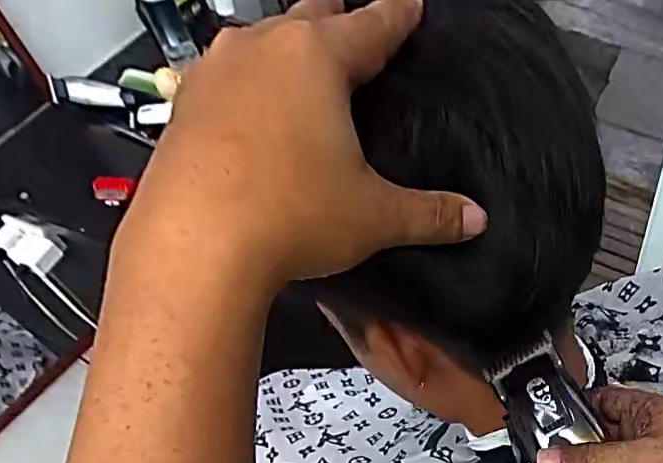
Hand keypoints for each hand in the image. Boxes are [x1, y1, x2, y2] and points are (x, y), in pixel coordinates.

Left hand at [118, 0, 485, 285]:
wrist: (201, 240)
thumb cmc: (292, 213)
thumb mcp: (376, 217)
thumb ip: (430, 214)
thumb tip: (475, 218)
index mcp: (316, 60)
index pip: (369, 25)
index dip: (395, 16)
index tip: (408, 4)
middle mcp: (261, 49)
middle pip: (308, 16)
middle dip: (335, 17)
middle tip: (351, 20)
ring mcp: (216, 72)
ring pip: (261, 43)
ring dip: (287, 50)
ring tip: (304, 67)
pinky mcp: (187, 104)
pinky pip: (228, 80)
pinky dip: (251, 87)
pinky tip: (257, 112)